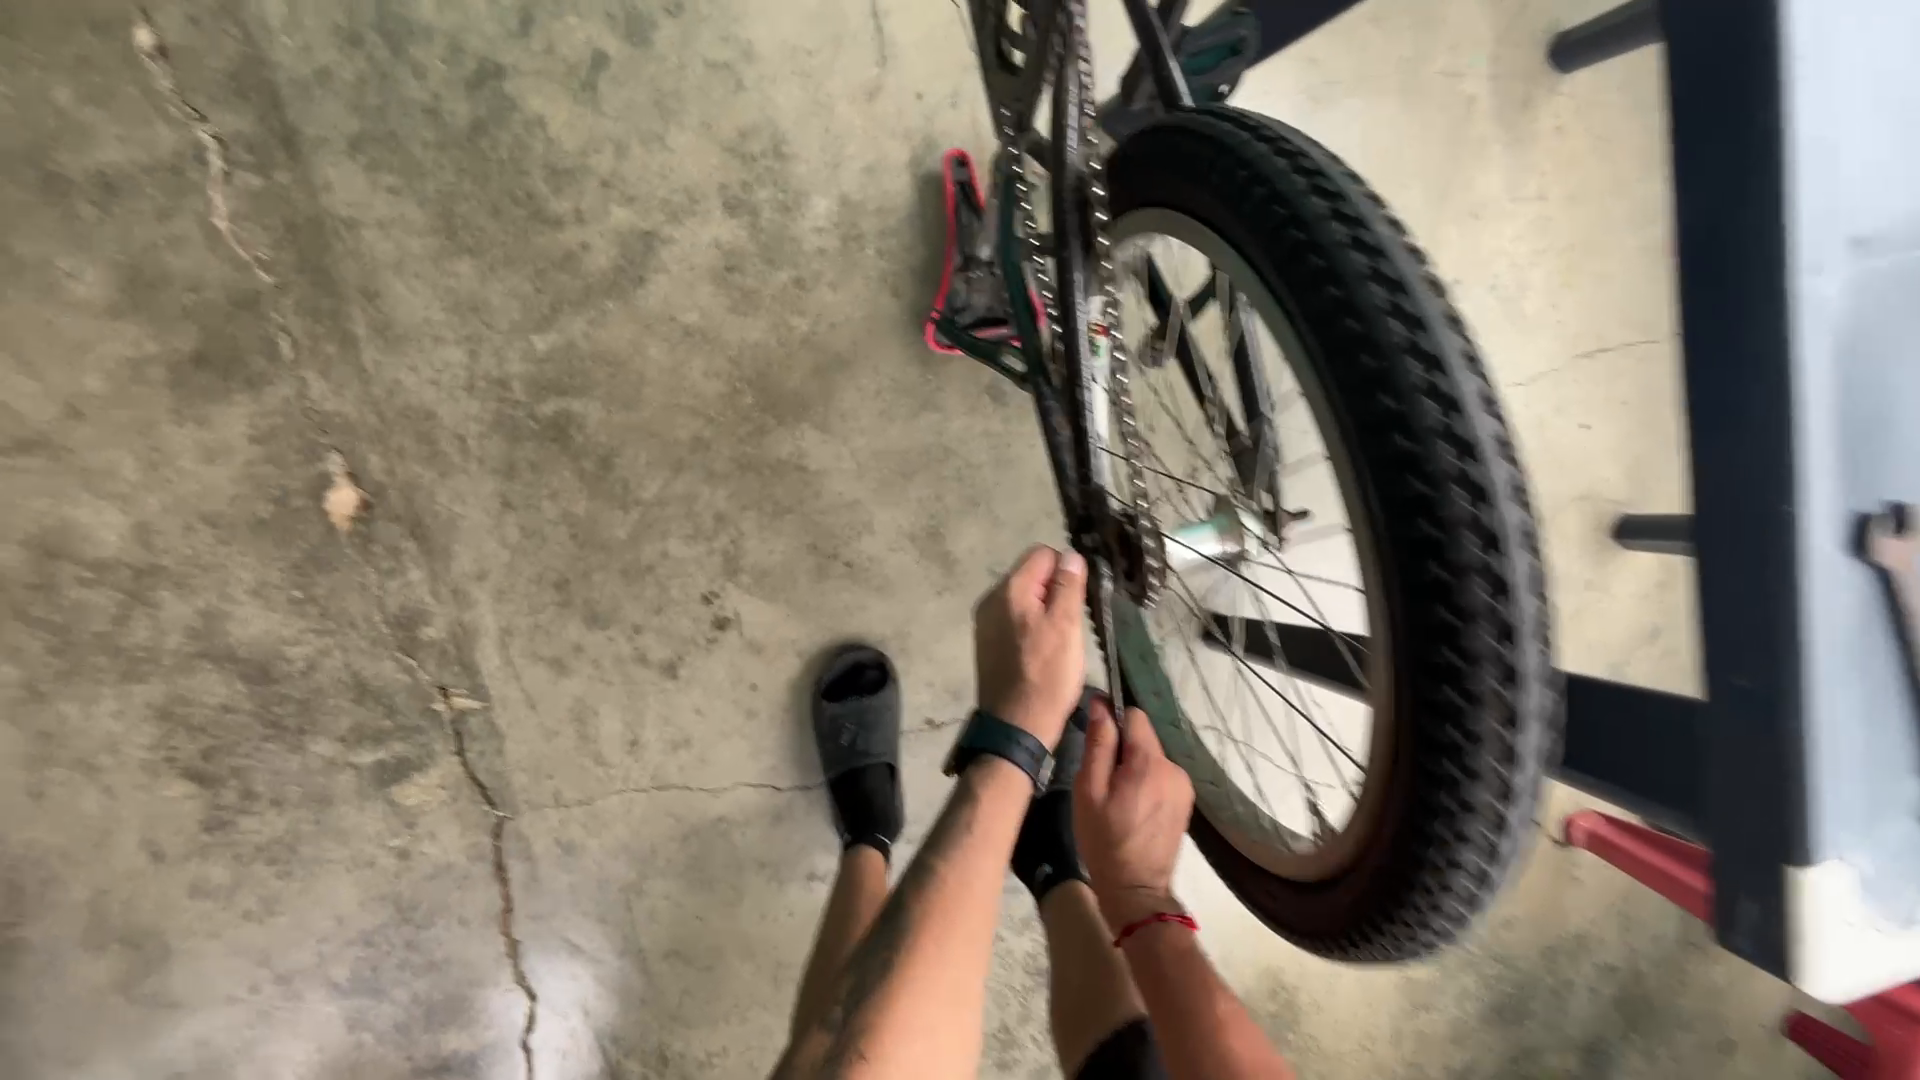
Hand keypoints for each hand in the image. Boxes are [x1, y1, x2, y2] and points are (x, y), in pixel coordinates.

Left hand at [973, 545, 1087, 749]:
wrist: (1016, 726)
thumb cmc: (1046, 675)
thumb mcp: (1066, 626)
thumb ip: (1068, 586)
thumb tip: (1071, 556)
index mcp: (1008, 590)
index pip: (1042, 554)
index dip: (1066, 570)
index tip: (1079, 600)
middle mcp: (991, 600)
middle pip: (1032, 575)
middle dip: (1055, 591)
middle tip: (1071, 624)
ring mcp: (986, 622)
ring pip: (1025, 599)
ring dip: (1045, 611)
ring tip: (1059, 642)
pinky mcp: (988, 643)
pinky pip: (1015, 620)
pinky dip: (1032, 628)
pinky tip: (1042, 653)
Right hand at [1075, 697, 1195, 927]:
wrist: (1135, 889)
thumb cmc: (1104, 839)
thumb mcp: (1089, 789)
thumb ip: (1098, 743)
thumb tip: (1101, 705)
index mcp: (1150, 762)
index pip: (1134, 715)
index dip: (1112, 721)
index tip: (1096, 740)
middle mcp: (1174, 768)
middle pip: (1143, 737)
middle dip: (1122, 749)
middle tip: (1102, 780)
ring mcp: (1184, 786)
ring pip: (1152, 757)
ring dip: (1134, 766)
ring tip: (1117, 797)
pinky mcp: (1186, 801)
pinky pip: (1161, 775)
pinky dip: (1146, 781)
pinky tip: (1133, 807)